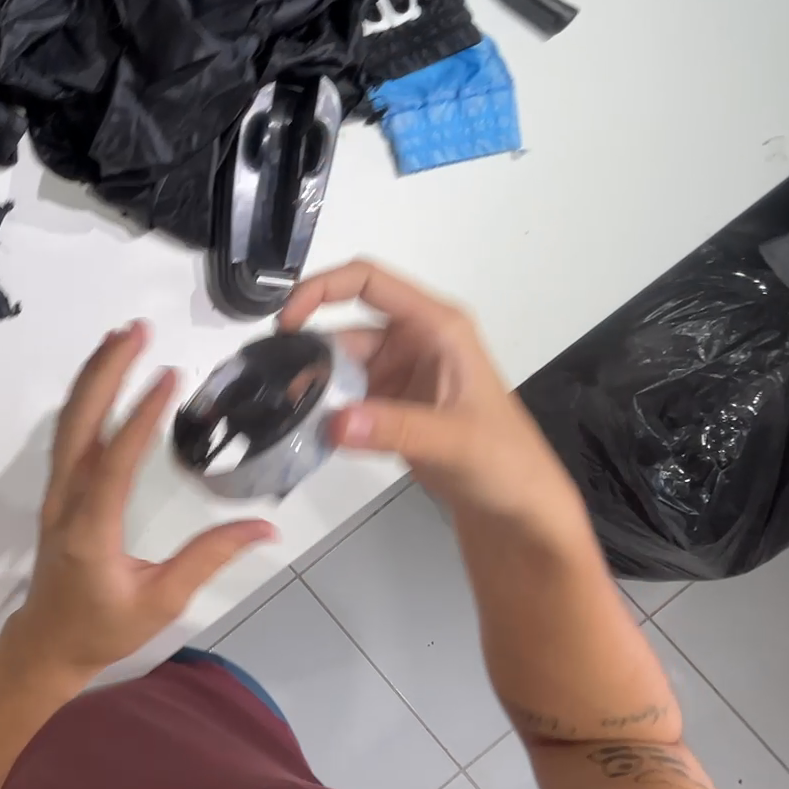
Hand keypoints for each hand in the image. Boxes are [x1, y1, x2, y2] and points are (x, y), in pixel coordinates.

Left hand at [4, 321, 276, 676]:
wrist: (47, 642)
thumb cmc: (103, 628)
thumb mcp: (161, 601)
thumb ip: (208, 559)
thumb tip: (265, 527)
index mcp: (91, 529)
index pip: (116, 462)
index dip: (141, 417)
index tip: (169, 375)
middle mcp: (66, 501)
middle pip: (79, 424)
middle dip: (105, 373)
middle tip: (137, 331)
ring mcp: (56, 492)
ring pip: (68, 423)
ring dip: (92, 377)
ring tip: (120, 338)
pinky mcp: (57, 490)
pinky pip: (66, 435)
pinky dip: (83, 398)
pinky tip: (101, 377)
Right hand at [278, 261, 583, 529]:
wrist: (516, 506)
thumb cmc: (503, 461)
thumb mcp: (453, 440)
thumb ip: (394, 429)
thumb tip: (333, 422)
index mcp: (435, 326)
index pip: (367, 282)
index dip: (320, 289)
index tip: (285, 324)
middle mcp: (411, 340)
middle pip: (342, 327)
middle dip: (306, 352)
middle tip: (273, 385)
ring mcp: (396, 371)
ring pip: (336, 363)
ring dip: (311, 384)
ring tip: (283, 411)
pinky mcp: (385, 401)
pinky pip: (340, 392)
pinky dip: (320, 406)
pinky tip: (303, 426)